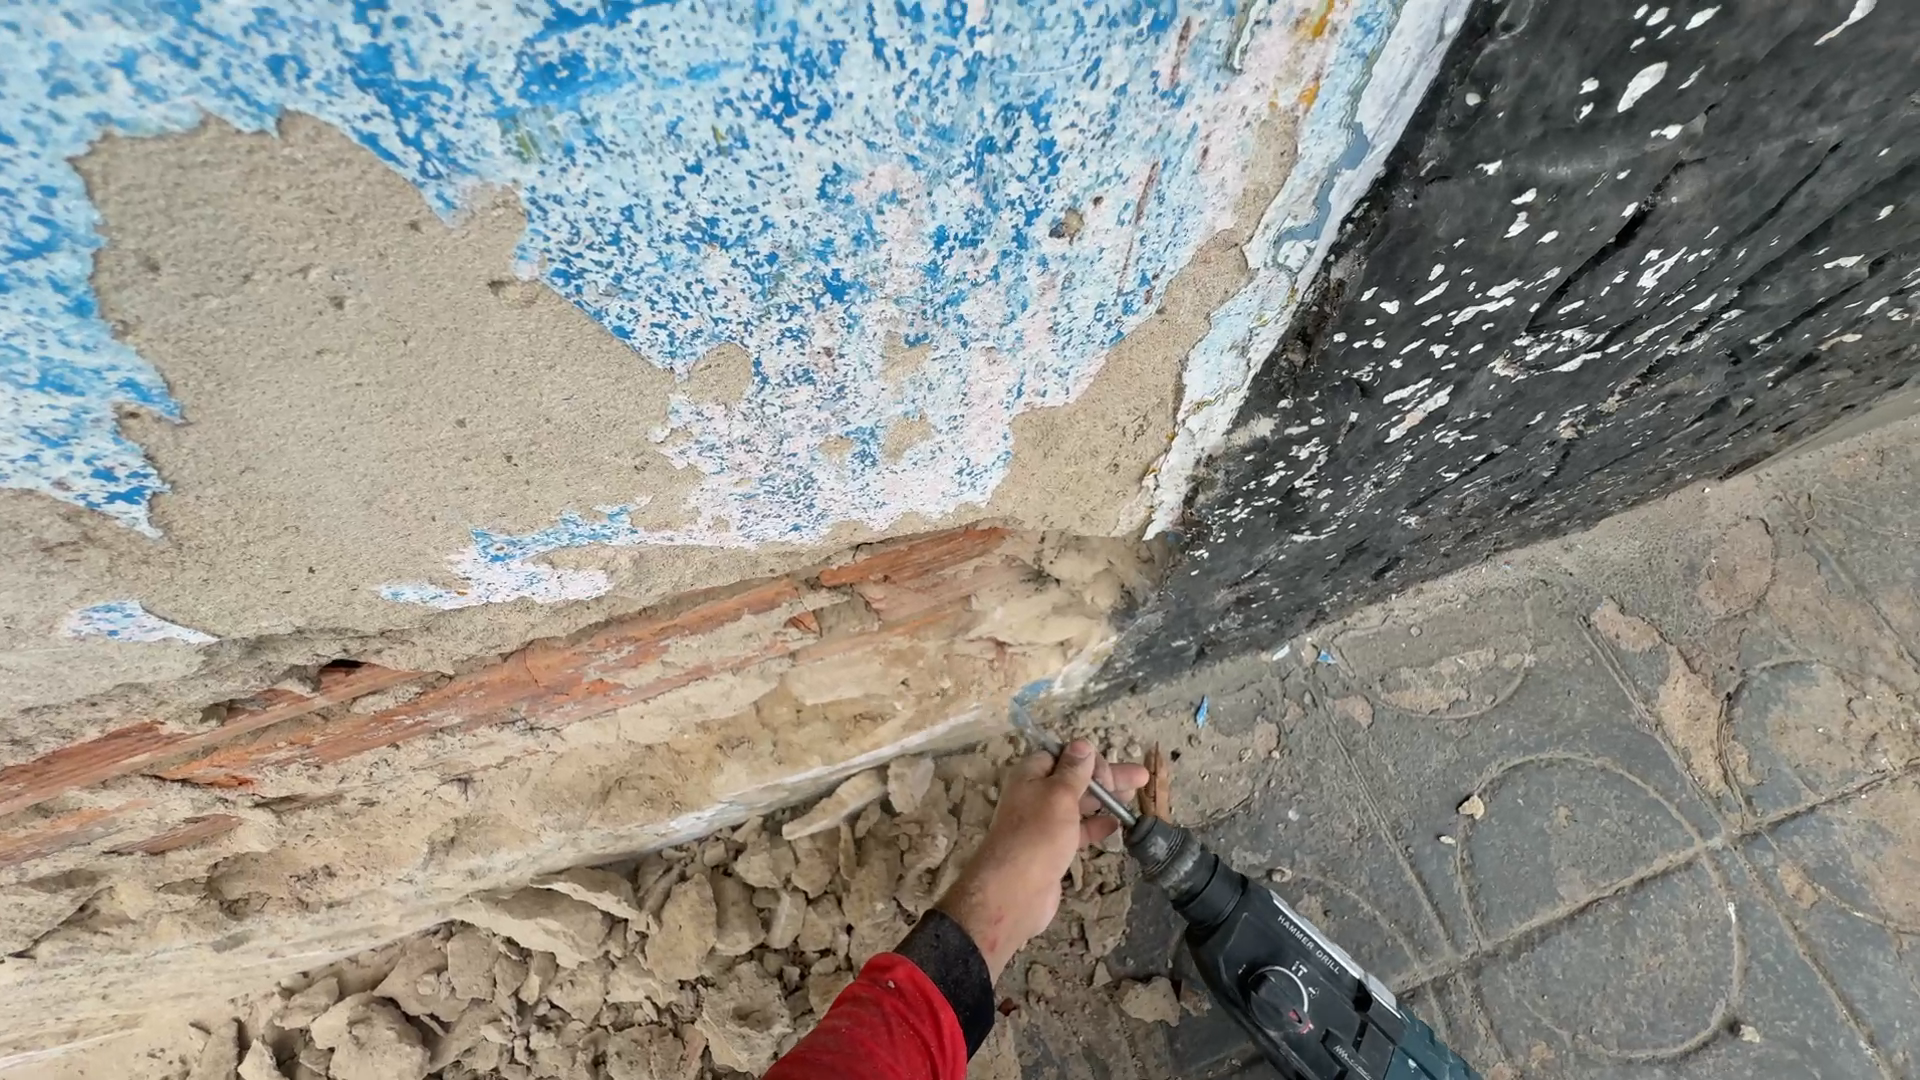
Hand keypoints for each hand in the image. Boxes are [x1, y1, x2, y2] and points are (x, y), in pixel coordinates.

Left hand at [935, 740, 1149, 978]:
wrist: (1014, 891)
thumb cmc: (1037, 834)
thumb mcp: (1058, 795)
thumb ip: (1073, 771)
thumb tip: (1082, 744)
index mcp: (1031, 774)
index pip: (1063, 755)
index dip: (1087, 758)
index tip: (1106, 775)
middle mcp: (1036, 793)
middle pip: (1075, 778)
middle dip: (1107, 777)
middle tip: (1140, 777)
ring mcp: (1044, 822)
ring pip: (1079, 803)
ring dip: (1105, 799)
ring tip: (1133, 797)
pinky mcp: (1052, 847)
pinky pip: (1077, 829)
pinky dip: (1096, 825)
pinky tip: (1115, 825)